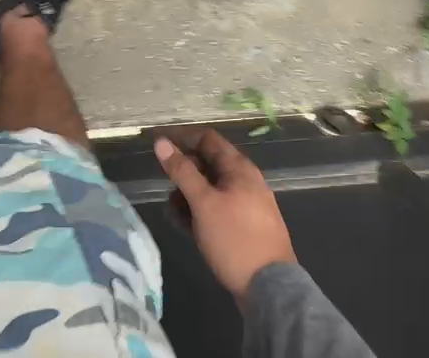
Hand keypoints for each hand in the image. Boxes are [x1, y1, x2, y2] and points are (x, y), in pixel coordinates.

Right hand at [156, 129, 295, 303]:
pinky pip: (216, 209)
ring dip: (187, 196)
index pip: (207, 139)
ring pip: (210, 189)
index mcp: (240, 169)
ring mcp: (246, 206)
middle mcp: (245, 182)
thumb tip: (161, 142)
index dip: (182, 138)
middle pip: (207, 164)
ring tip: (172, 213)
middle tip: (165, 187)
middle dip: (183, 173)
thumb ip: (182, 171)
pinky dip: (199, 212)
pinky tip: (184, 226)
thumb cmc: (235, 238)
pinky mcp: (243, 227)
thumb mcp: (203, 202)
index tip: (159, 146)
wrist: (270, 290)